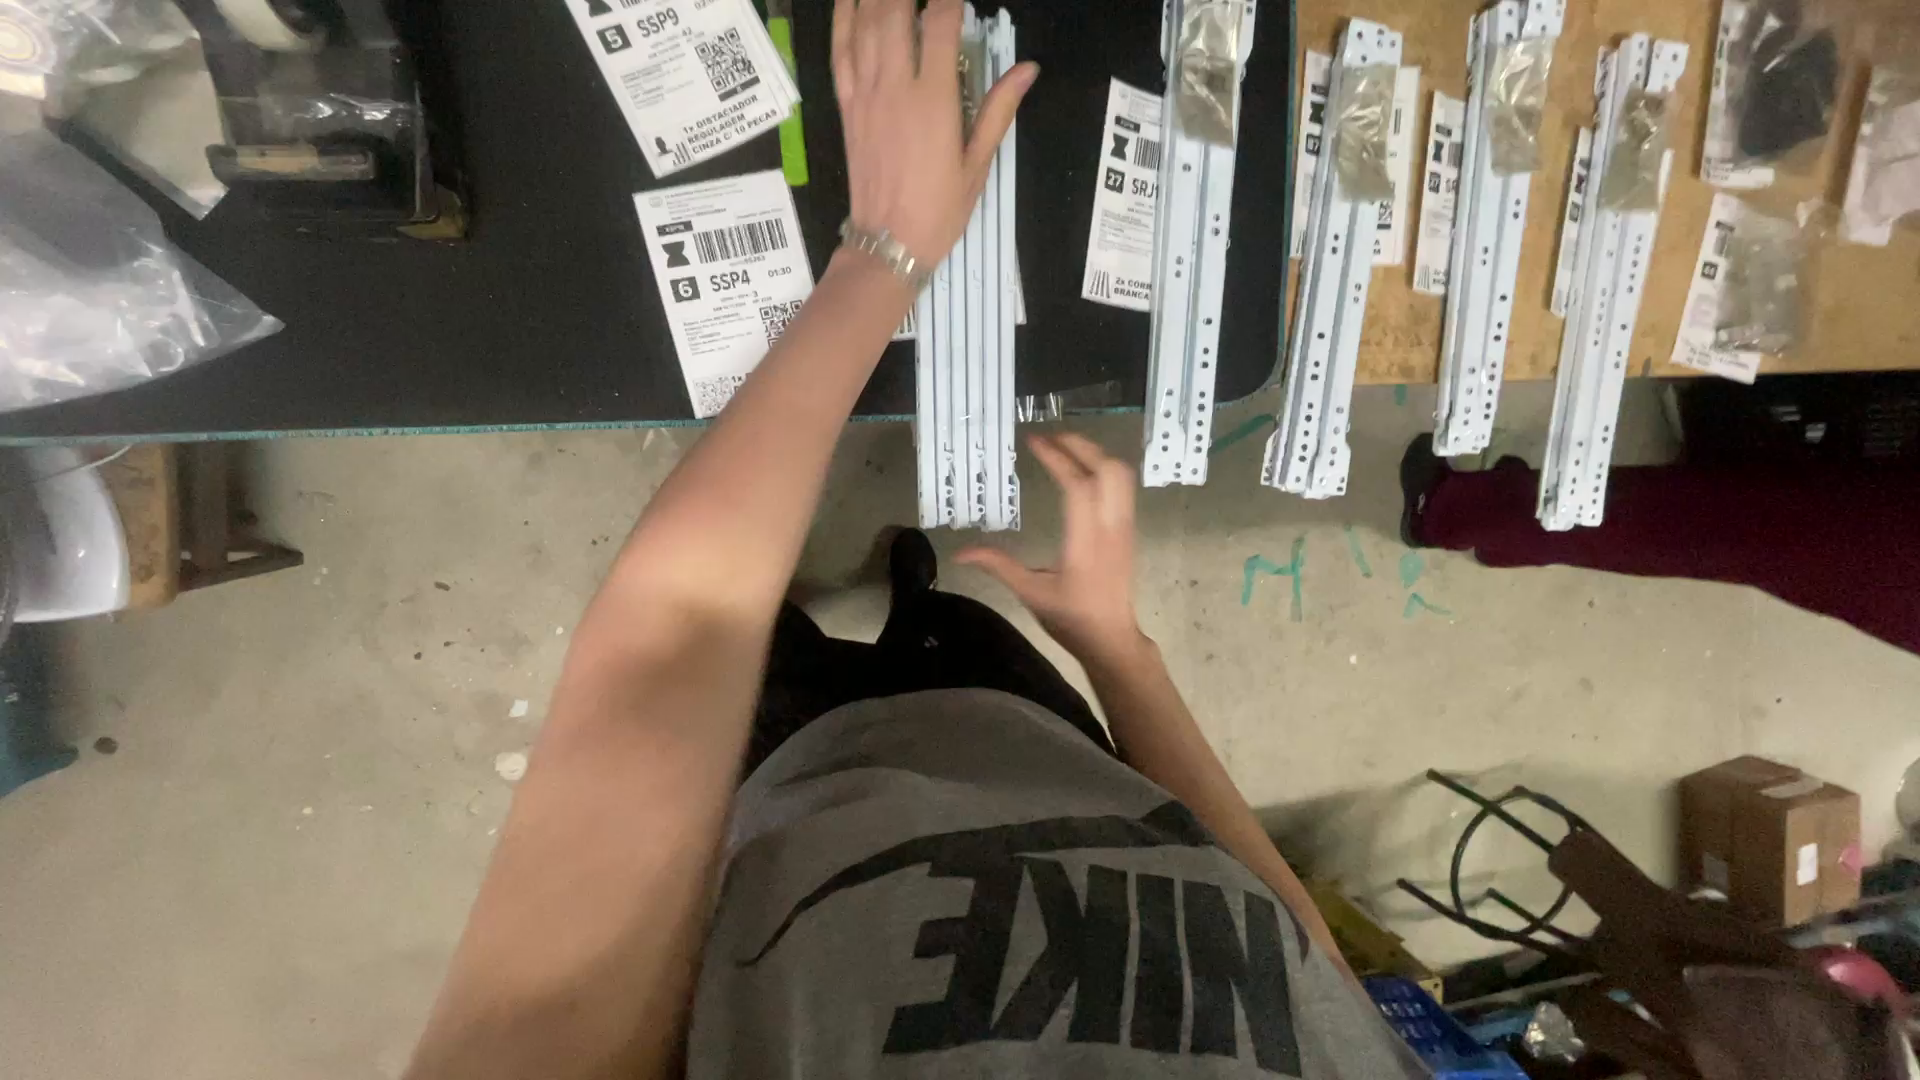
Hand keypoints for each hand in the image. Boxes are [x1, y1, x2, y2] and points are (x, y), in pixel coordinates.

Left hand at [832, 0, 1038, 264]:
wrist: (888, 245)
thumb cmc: (938, 212)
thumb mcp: (976, 167)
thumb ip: (997, 112)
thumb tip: (1028, 70)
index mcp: (934, 102)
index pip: (940, 23)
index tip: (959, 1)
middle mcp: (896, 88)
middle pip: (895, 10)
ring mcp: (866, 95)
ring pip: (866, 22)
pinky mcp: (846, 107)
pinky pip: (840, 50)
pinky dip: (843, 16)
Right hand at [957, 434, 1146, 664]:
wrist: (1112, 638)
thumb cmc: (1070, 618)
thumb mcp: (1030, 593)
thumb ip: (997, 566)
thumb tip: (959, 554)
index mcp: (1085, 542)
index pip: (1077, 486)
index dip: (1057, 458)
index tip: (1035, 441)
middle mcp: (1111, 527)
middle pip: (1107, 469)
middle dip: (1081, 445)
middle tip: (1052, 437)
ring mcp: (1125, 527)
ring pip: (1121, 475)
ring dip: (1095, 454)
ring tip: (1067, 447)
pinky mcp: (1130, 531)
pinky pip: (1123, 487)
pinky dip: (1105, 468)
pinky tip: (1084, 469)